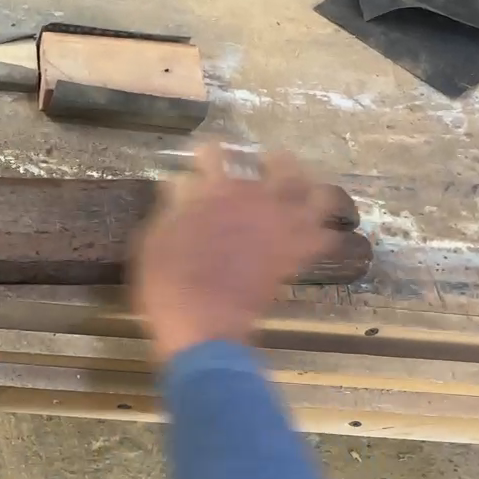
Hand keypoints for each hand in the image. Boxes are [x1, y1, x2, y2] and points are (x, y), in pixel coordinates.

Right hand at [131, 145, 364, 362]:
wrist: (201, 326)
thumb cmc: (167, 283)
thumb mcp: (155, 240)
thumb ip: (172, 207)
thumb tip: (179, 183)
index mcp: (220, 191)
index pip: (217, 155)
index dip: (207, 152)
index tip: (200, 156)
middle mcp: (259, 202)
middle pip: (282, 165)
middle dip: (274, 160)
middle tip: (267, 162)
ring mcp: (282, 230)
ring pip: (317, 196)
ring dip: (312, 188)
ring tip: (305, 188)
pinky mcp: (293, 258)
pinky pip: (323, 239)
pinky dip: (323, 232)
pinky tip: (317, 230)